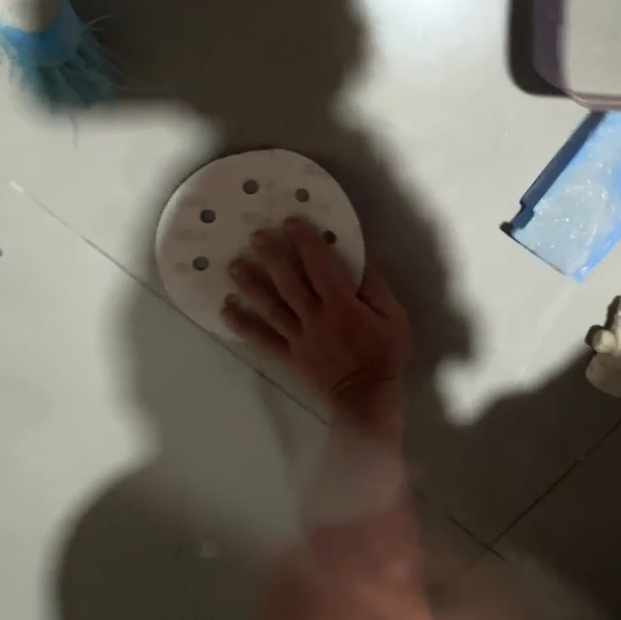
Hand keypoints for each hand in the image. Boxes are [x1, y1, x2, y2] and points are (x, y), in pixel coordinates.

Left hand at [223, 218, 412, 436]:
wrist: (367, 397)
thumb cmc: (385, 354)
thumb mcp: (394, 316)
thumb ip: (375, 287)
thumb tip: (360, 259)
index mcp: (341, 304)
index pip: (320, 266)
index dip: (305, 243)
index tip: (291, 222)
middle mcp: (314, 317)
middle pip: (289, 282)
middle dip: (272, 257)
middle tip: (256, 236)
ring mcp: (299, 337)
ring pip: (271, 307)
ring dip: (251, 285)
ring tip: (234, 266)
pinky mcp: (290, 355)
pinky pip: (263, 339)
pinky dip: (244, 326)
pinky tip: (226, 311)